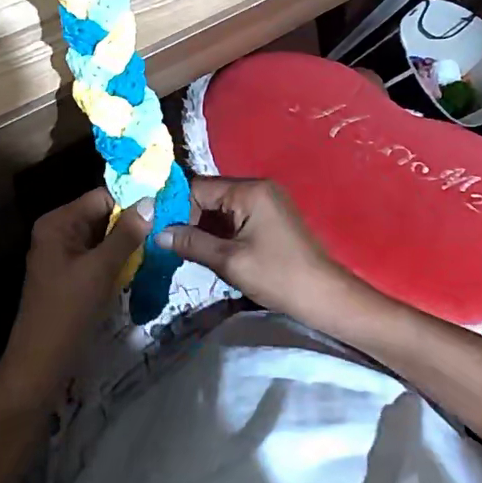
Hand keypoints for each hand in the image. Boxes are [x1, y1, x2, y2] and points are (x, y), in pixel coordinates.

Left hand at [2, 189, 149, 393]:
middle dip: (132, 222)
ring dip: (128, 242)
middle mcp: (58, 231)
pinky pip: (99, 255)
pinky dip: (119, 258)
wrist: (41, 362)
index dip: (132, 200)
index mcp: (58, 223)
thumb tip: (150, 201)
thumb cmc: (68, 311)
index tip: (165, 207)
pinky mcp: (71, 274)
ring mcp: (64, 254)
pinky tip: (142, 264)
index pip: (101, 197)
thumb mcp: (100, 269)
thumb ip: (126, 234)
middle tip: (168, 227)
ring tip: (160, 245)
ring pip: (104, 236)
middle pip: (102, 215)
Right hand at [156, 177, 361, 324]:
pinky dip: (220, 231)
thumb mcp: (229, 261)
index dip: (176, 207)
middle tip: (169, 243)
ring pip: (221, 207)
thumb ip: (192, 243)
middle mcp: (258, 187)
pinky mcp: (271, 217)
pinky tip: (208, 250)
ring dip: (203, 227)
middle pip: (209, 195)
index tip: (158, 229)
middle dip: (188, 218)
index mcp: (249, 191)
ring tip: (185, 250)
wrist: (323, 295)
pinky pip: (235, 216)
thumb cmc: (277, 275)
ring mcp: (267, 201)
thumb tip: (158, 234)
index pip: (198, 187)